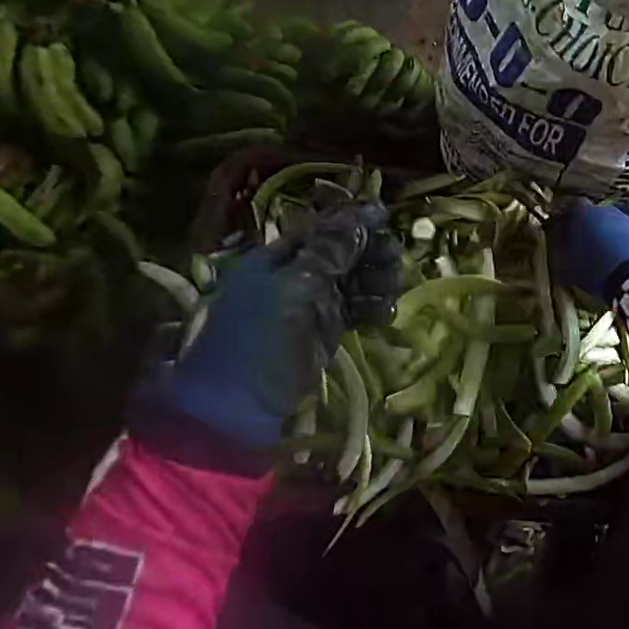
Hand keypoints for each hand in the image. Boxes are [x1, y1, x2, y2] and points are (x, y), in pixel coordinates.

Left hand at [132, 202, 402, 451]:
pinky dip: (372, 308)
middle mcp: (295, 275)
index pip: (322, 228)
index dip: (354, 220)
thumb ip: (327, 254)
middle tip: (394, 259)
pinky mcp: (324, 332)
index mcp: (277, 258)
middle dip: (370, 251)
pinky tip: (386, 314)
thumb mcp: (291, 293)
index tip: (386, 215)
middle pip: (342, 252)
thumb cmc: (257, 344)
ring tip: (392, 289)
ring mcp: (311, 305)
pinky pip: (355, 309)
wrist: (234, 413)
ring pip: (353, 280)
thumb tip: (359, 217)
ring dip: (377, 280)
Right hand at [547, 199, 628, 300]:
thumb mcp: (565, 263)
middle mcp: (605, 210)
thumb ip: (557, 247)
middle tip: (583, 242)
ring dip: (606, 233)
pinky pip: (627, 232)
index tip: (565, 228)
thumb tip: (554, 240)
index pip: (572, 206)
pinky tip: (619, 258)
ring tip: (602, 253)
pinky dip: (623, 241)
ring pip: (611, 222)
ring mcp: (626, 219)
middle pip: (593, 213)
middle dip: (588, 225)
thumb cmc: (594, 269)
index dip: (568, 217)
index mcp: (584, 214)